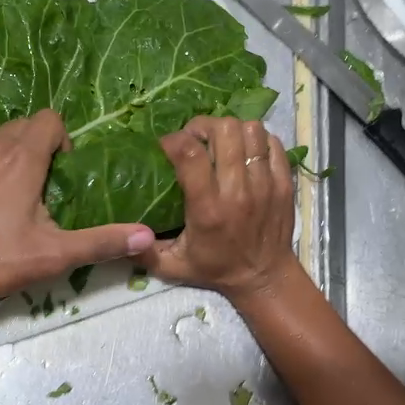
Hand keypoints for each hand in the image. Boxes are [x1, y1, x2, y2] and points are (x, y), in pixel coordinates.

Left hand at [0, 110, 155, 303]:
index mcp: (21, 159)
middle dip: (36, 150)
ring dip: (3, 164)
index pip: (50, 119)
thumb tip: (148, 237)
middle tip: (41, 191)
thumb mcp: (54, 255)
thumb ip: (102, 242)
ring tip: (6, 203)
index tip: (62, 173)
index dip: (63, 140)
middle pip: (20, 128)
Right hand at [134, 116, 300, 301]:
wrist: (264, 278)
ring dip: (232, 129)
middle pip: (224, 131)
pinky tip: (244, 150)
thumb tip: (120, 232)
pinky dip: (257, 139)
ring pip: (251, 131)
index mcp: (208, 209)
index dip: (175, 139)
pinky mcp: (284, 183)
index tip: (168, 145)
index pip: (191, 154)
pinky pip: (273, 143)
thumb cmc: (215, 269)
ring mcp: (265, 185)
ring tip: (220, 141)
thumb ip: (144, 251)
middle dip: (204, 126)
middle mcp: (238, 192)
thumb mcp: (172, 266)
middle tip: (195, 137)